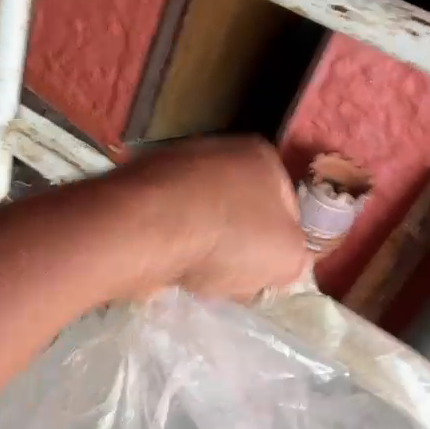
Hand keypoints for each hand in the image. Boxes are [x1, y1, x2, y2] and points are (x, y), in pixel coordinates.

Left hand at [109, 137, 309, 299]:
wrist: (144, 229)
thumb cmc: (228, 237)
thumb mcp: (288, 257)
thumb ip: (295, 258)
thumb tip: (280, 262)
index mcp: (261, 156)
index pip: (285, 207)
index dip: (278, 247)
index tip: (264, 274)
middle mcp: (216, 150)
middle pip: (238, 213)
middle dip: (235, 248)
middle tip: (228, 278)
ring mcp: (170, 168)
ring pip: (198, 221)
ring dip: (198, 248)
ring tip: (192, 274)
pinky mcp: (134, 193)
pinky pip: (161, 228)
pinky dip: (164, 247)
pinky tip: (163, 264)